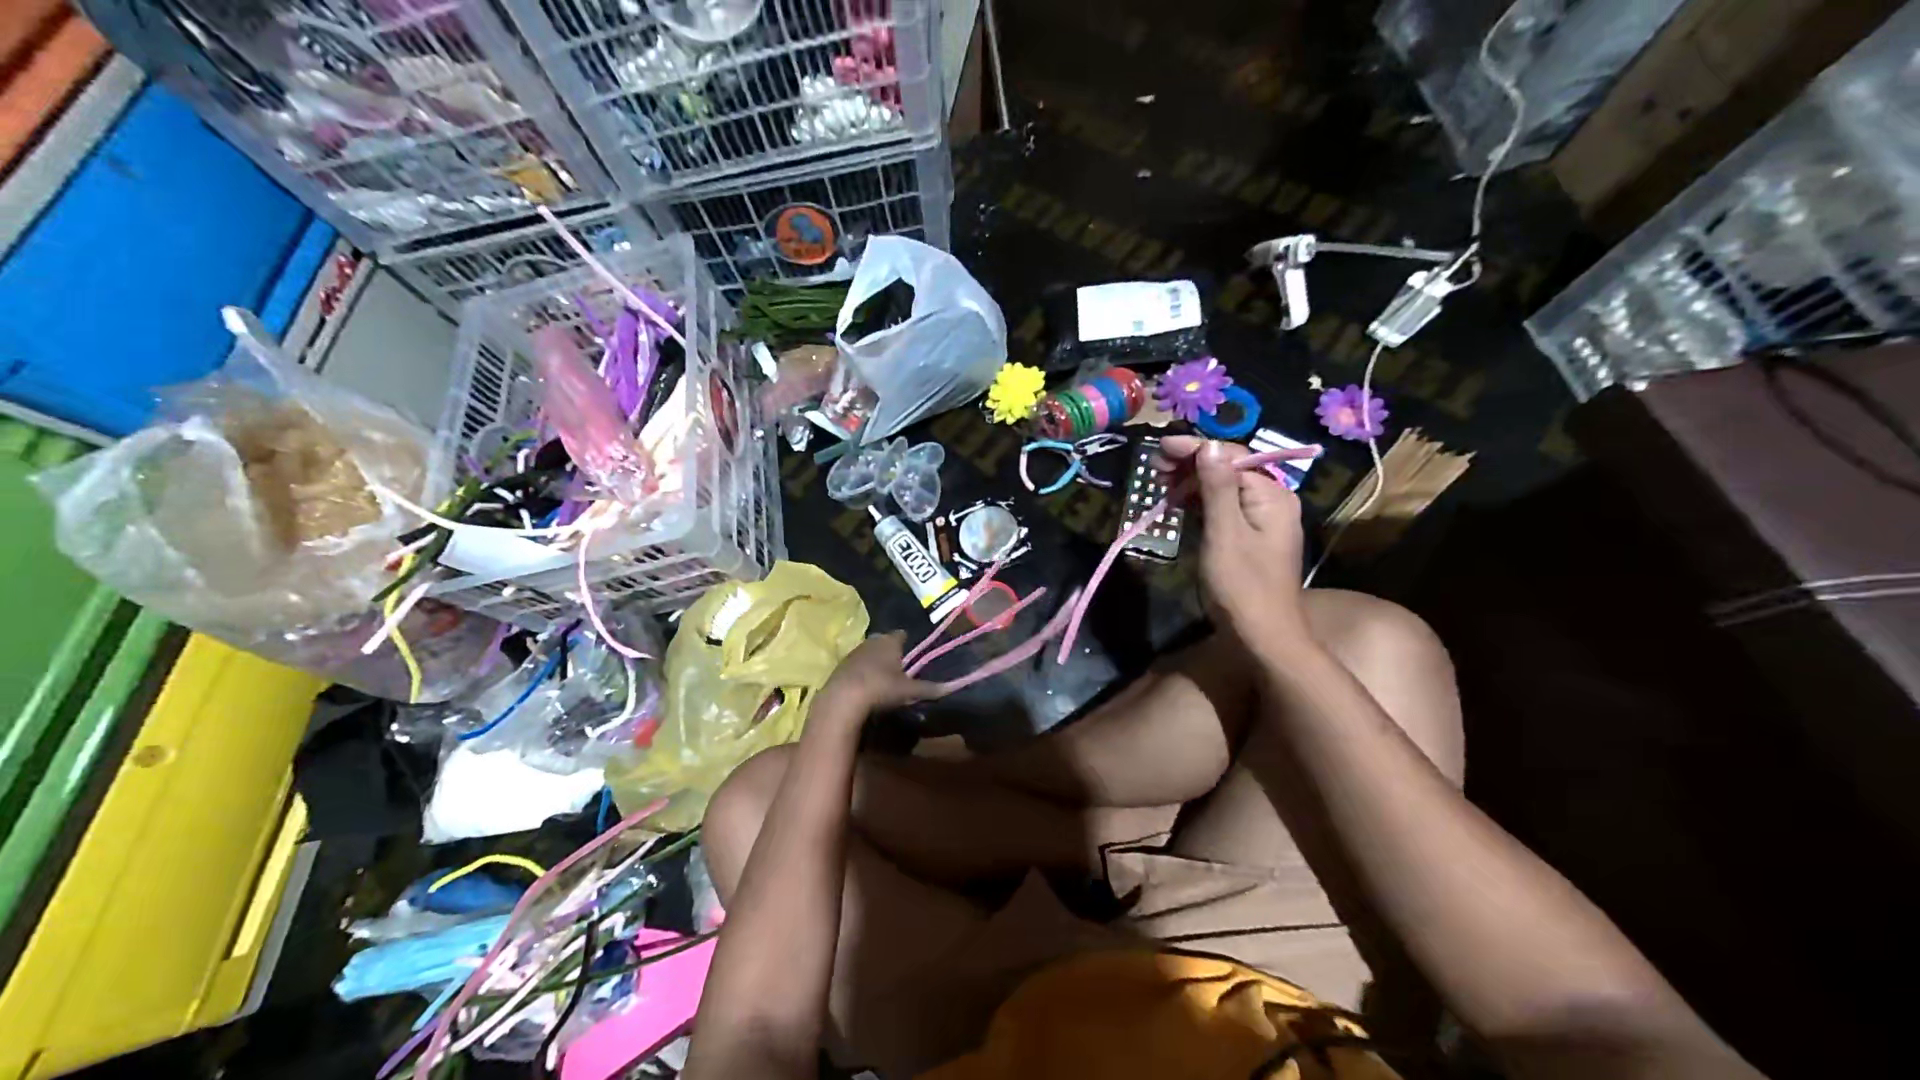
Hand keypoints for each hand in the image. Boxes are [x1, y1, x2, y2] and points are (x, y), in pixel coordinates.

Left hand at [817, 632, 942, 716]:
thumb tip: (952, 687)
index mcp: (890, 641)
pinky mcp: (841, 665)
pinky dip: (863, 671)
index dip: (909, 643)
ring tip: (884, 679)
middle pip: (885, 642)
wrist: (842, 698)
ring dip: (876, 662)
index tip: (914, 653)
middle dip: (892, 652)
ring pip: (870, 652)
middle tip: (901, 668)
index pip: (902, 634)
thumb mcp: (909, 691)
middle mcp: (872, 640)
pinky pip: (857, 664)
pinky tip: (867, 686)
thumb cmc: (881, 688)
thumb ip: (929, 688)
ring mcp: (854, 651)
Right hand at [1158, 436, 1310, 651]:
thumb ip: (1217, 488)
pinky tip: (1179, 504)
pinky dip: (1200, 502)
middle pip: (1228, 468)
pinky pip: (1224, 507)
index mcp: (1272, 495)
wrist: (1262, 636)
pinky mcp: (1251, 536)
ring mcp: (1263, 519)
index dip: (1195, 449)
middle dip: (1192, 464)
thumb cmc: (1242, 586)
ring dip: (1192, 482)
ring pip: (1224, 487)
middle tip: (1156, 468)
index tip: (1160, 449)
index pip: (1231, 456)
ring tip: (1161, 483)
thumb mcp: (1224, 533)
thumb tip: (1208, 445)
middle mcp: (1272, 500)